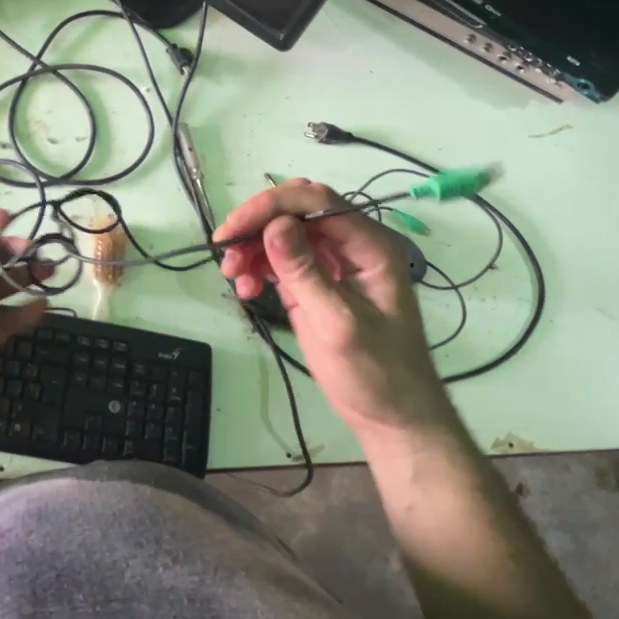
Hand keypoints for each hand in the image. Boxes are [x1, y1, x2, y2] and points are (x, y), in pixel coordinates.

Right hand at [214, 179, 455, 443]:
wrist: (392, 417)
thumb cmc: (376, 372)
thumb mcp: (337, 323)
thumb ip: (305, 272)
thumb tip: (274, 225)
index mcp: (370, 245)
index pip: (316, 201)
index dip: (271, 206)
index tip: (234, 230)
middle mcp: (351, 245)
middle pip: (295, 210)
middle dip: (257, 224)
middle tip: (226, 250)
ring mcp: (332, 262)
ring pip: (282, 232)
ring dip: (252, 247)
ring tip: (233, 277)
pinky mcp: (314, 281)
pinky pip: (279, 258)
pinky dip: (257, 266)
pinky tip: (246, 289)